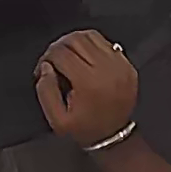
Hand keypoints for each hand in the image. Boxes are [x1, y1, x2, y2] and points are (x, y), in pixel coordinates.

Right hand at [34, 30, 137, 147]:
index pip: (62, 53)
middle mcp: (107, 70)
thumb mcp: (57, 120)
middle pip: (76, 40)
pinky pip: (106, 43)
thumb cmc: (86, 129)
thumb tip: (46, 67)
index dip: (47, 57)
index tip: (43, 66)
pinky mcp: (127, 64)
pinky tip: (84, 55)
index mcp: (89, 83)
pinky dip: (91, 44)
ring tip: (67, 54)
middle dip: (59, 46)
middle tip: (52, 58)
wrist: (113, 136)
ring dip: (75, 41)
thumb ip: (46, 91)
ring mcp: (119, 65)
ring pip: (91, 36)